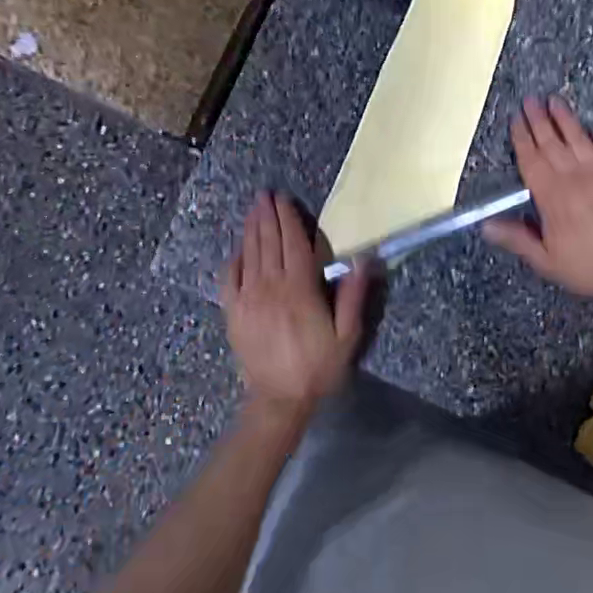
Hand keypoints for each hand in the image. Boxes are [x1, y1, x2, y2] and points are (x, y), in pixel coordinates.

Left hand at [220, 191, 369, 428]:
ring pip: (249, 254)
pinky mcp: (233, 311)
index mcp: (300, 289)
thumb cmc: (318, 367)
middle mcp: (271, 286)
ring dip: (251, 229)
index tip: (284, 198)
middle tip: (265, 195)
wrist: (278, 398)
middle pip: (269, 242)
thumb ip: (352, 296)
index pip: (295, 244)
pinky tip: (237, 249)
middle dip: (267, 216)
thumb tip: (362, 260)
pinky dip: (233, 259)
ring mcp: (248, 298)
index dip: (289, 219)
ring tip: (253, 209)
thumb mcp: (346, 336)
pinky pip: (230, 278)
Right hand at [482, 96, 592, 301]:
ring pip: (579, 139)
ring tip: (554, 100)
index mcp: (553, 198)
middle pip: (552, 143)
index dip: (522, 138)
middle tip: (529, 100)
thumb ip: (517, 239)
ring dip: (565, 118)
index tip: (515, 120)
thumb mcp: (546, 261)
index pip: (532, 161)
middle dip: (538, 120)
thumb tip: (486, 225)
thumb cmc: (589, 268)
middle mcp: (576, 178)